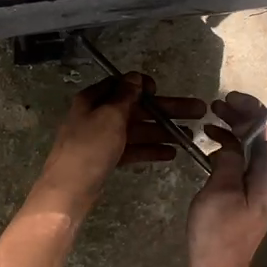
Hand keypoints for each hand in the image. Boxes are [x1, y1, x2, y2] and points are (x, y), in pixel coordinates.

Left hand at [35, 73, 206, 209]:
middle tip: (197, 111)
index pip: (121, 85)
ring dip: (162, 131)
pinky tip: (171, 153)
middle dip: (165, 110)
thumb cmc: (89, 147)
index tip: (160, 91)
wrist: (69, 189)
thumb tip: (135, 77)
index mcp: (93, 100)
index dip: (142, 86)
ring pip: (137, 130)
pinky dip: (150, 149)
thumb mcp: (109, 116)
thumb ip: (125, 96)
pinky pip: (132, 149)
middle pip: (136, 108)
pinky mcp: (107, 159)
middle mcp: (97, 116)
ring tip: (189, 136)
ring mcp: (102, 139)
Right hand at [187, 91, 266, 266]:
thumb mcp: (220, 191)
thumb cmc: (217, 233)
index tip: (233, 102)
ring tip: (212, 119)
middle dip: (247, 117)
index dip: (259, 113)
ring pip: (255, 149)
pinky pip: (244, 163)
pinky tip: (212, 144)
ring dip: (237, 130)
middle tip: (219, 105)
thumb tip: (234, 142)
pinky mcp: (246, 198)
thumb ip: (230, 160)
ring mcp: (259, 191)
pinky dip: (231, 148)